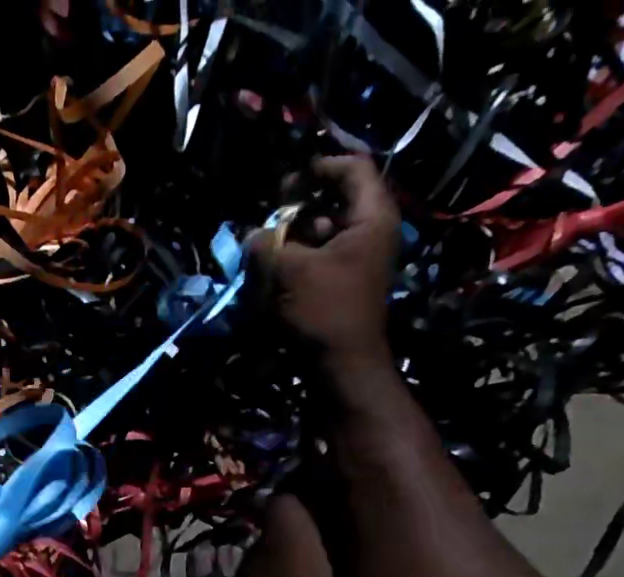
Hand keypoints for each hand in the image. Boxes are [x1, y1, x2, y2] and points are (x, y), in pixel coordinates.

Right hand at [248, 155, 400, 361]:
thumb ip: (267, 244)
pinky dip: (295, 256)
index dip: (320, 167)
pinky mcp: (340, 280)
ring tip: (265, 243)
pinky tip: (273, 266)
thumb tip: (251, 235)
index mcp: (371, 217)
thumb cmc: (324, 310)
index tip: (288, 180)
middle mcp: (369, 231)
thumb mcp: (290, 271)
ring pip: (321, 229)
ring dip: (292, 233)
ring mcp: (356, 257)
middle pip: (334, 199)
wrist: (342, 363)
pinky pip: (317, 255)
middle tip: (270, 211)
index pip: (353, 169)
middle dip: (298, 204)